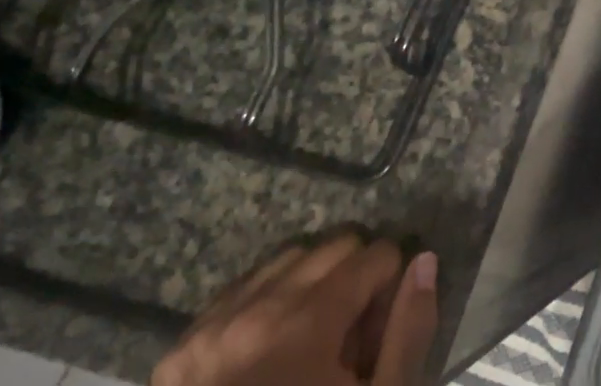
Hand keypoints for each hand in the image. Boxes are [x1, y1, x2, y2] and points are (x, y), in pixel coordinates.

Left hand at [153, 234, 437, 385]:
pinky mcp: (176, 354)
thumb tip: (424, 261)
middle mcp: (252, 311)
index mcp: (305, 324)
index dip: (390, 285)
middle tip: (352, 331)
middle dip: (355, 275)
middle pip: (332, 247)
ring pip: (282, 261)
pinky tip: (272, 347)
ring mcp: (207, 331)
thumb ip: (409, 329)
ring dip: (310, 282)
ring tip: (312, 336)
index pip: (375, 254)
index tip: (380, 327)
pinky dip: (265, 302)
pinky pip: (236, 293)